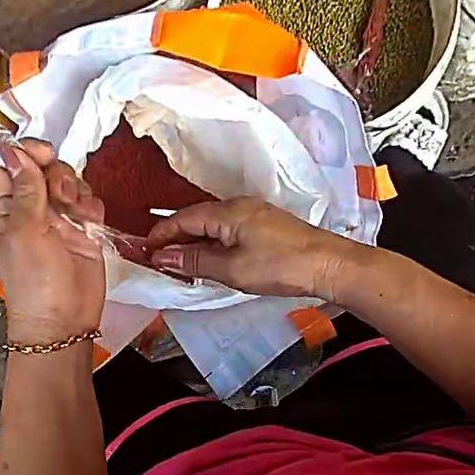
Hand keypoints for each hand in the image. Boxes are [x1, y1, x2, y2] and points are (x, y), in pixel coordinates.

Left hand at [0, 140, 106, 344]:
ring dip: (75, 188)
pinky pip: (89, 201)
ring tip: (75, 211)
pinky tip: (89, 221)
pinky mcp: (85, 229)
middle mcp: (33, 209)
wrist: (64, 319)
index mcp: (7, 209)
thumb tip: (11, 149)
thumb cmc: (34, 279)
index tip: (41, 152)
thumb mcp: (24, 230)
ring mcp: (60, 219)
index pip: (11, 166)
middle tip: (60, 192)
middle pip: (44, 169)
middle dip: (55, 172)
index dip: (25, 152)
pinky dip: (91, 204)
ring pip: (69, 181)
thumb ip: (24, 188)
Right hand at [145, 198, 367, 300]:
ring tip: (179, 262)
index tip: (144, 251)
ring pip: (212, 225)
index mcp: (227, 212)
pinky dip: (211, 243)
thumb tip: (163, 257)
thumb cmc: (280, 266)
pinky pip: (227, 230)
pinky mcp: (265, 226)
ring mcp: (254, 214)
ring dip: (193, 241)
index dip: (161, 234)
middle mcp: (238, 206)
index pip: (183, 219)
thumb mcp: (232, 268)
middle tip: (158, 259)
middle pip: (196, 219)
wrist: (330, 265)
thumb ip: (195, 261)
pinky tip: (209, 258)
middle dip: (174, 238)